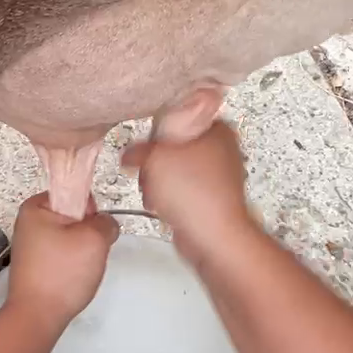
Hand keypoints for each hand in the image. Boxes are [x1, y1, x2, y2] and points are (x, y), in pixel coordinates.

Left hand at [6, 194, 118, 332]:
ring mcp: (30, 244)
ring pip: (70, 237)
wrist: (37, 317)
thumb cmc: (62, 272)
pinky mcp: (35, 265)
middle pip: (74, 216)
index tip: (92, 232)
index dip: (90, 211)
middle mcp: (28, 221)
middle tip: (89, 253)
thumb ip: (106, 222)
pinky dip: (72, 265)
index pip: (75, 192)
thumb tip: (105, 225)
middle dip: (87, 234)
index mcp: (35, 206)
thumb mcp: (94, 239)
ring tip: (81, 269)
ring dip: (82, 251)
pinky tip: (73, 279)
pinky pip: (62, 255)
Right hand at [121, 120, 258, 263]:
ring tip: (154, 191)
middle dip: (155, 161)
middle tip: (149, 169)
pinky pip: (180, 190)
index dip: (158, 130)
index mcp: (216, 129)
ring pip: (174, 169)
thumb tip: (132, 152)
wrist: (212, 237)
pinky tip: (161, 204)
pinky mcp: (209, 197)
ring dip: (158, 181)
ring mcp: (216, 175)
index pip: (180, 115)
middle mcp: (220, 150)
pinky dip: (168, 197)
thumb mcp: (156, 157)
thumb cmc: (196, 194)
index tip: (148, 142)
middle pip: (173, 145)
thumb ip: (139, 147)